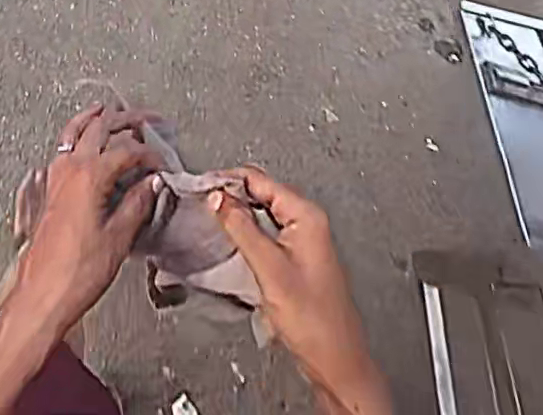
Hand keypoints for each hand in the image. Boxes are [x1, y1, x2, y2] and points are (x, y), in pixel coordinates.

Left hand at [5, 103, 163, 338]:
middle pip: (100, 127)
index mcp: (90, 176)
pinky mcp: (47, 189)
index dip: (150, 154)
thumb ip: (137, 203)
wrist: (39, 298)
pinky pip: (62, 147)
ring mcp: (55, 176)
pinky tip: (81, 139)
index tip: (163, 164)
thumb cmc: (78, 273)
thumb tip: (153, 183)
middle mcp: (71, 168)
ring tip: (109, 110)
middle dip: (126, 119)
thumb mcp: (118, 239)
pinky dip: (75, 134)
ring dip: (96, 119)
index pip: (128, 150)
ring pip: (75, 131)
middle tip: (146, 118)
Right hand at [209, 168, 392, 414]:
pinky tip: (235, 240)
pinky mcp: (298, 255)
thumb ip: (241, 228)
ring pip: (264, 211)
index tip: (205, 187)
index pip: (260, 180)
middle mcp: (308, 220)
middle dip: (233, 194)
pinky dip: (249, 230)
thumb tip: (219, 198)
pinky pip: (268, 230)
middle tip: (206, 203)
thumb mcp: (269, 268)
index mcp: (306, 215)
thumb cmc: (313, 321)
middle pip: (263, 191)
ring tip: (215, 219)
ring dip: (240, 213)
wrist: (337, 362)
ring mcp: (304, 238)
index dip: (230, 180)